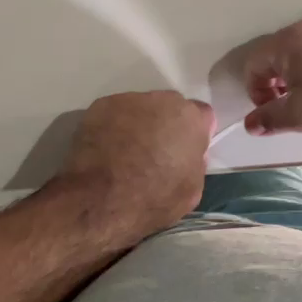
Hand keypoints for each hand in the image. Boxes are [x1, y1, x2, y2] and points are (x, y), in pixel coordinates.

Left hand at [55, 90, 214, 238]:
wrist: (98, 201)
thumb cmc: (152, 199)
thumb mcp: (192, 190)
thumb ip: (196, 162)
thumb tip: (189, 153)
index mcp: (190, 118)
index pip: (202, 116)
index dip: (195, 135)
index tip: (185, 152)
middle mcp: (161, 100)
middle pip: (170, 108)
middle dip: (166, 125)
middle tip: (156, 153)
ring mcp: (127, 100)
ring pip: (141, 109)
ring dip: (139, 125)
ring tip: (127, 153)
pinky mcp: (99, 106)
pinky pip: (115, 114)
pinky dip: (114, 127)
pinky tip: (107, 150)